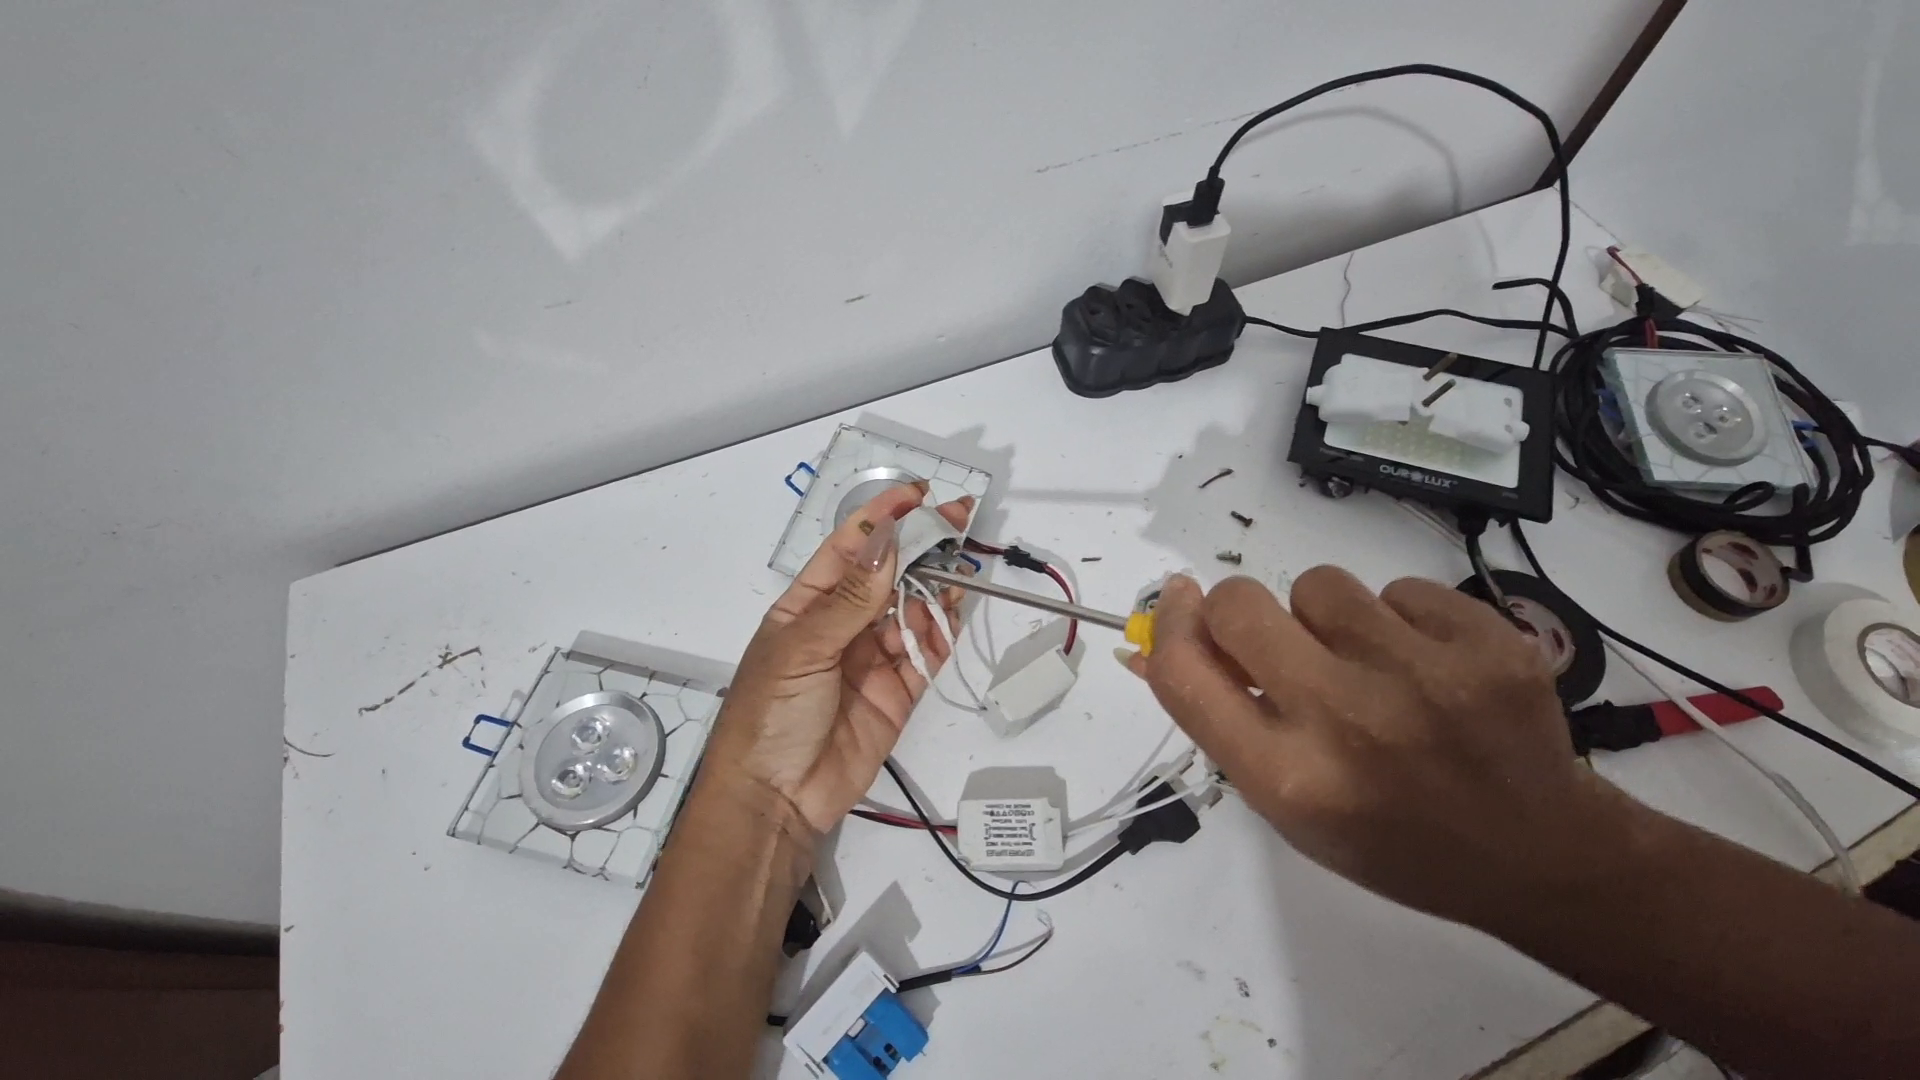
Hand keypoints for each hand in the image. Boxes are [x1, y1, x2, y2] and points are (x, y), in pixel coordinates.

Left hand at [701, 483, 969, 834]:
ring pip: (913, 608)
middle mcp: (843, 624)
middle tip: (958, 518)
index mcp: (807, 605)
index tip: (917, 494)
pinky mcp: (899, 690)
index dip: (882, 518)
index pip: (849, 548)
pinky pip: (927, 651)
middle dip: (920, 545)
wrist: (778, 799)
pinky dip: (944, 629)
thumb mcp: (802, 650)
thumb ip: (850, 600)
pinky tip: (955, 609)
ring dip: (935, 586)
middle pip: (889, 574)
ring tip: (959, 569)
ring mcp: (873, 656)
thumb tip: (886, 540)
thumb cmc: (771, 714)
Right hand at [1127, 567, 1621, 927]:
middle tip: (1276, 640)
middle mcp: (1346, 720)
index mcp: (1288, 776)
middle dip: (1239, 611)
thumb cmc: (1387, 837)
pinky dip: (1399, 621)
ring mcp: (1424, 675)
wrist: (1538, 853)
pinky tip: (1428, 667)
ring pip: (1320, 585)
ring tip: (1368, 665)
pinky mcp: (1488, 642)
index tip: (1178, 599)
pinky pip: (1399, 589)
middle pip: (1239, 604)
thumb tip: (1153, 640)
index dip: (1169, 622)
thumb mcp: (1285, 800)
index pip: (1186, 671)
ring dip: (1326, 618)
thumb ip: (1218, 718)